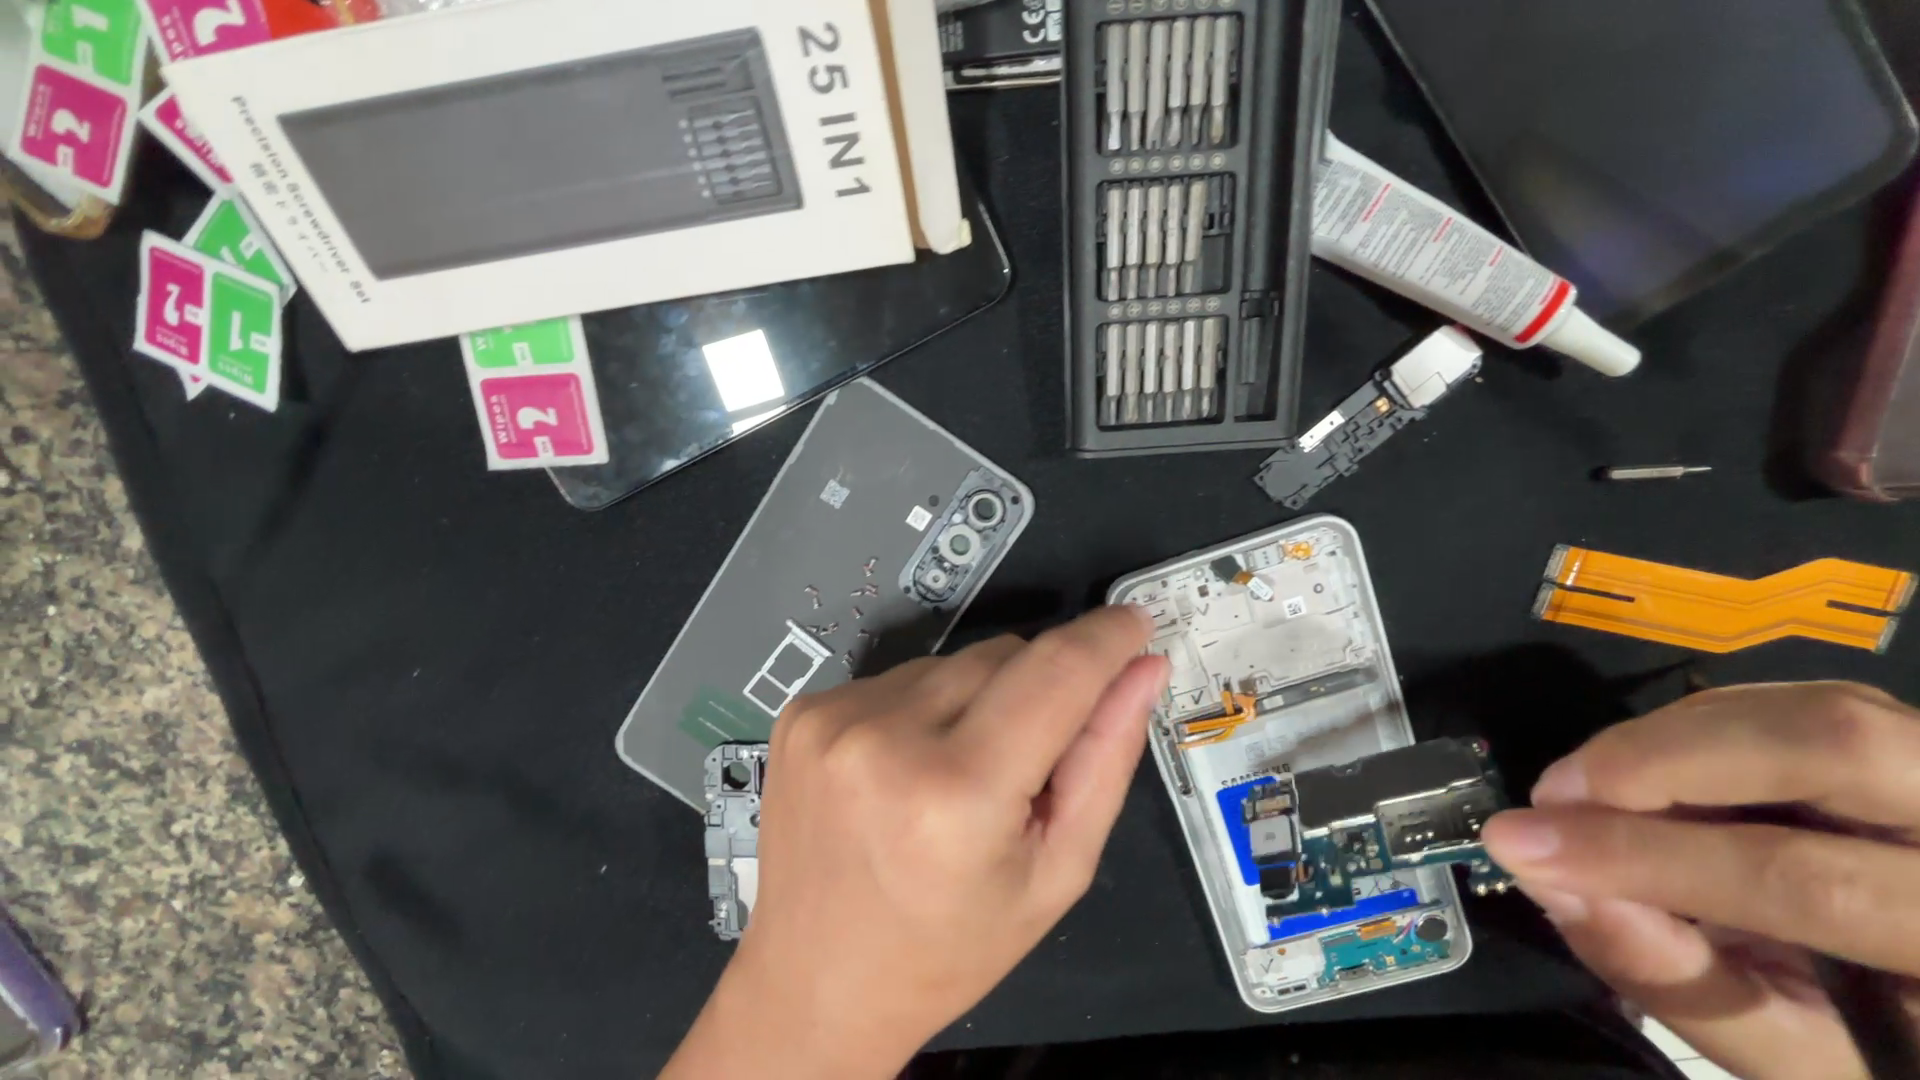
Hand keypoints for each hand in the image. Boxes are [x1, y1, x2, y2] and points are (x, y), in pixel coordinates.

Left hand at [662, 607, 1169, 1079]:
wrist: (817, 982)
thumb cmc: (951, 947)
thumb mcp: (1055, 871)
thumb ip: (1106, 759)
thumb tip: (1142, 668)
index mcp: (958, 793)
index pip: (1055, 673)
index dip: (1105, 639)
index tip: (1136, 623)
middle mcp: (885, 737)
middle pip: (1003, 655)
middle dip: (1038, 686)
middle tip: (1029, 758)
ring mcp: (833, 718)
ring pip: (951, 661)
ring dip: (977, 697)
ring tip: (959, 774)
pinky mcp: (802, 711)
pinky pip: (898, 677)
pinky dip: (922, 707)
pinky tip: (909, 767)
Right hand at [1482, 682, 1919, 1079]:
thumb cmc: (1879, 1052)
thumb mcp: (1793, 1055)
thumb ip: (1676, 980)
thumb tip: (1547, 881)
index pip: (1809, 884)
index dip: (1649, 855)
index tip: (1522, 843)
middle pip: (1829, 742)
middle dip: (1659, 757)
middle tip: (1555, 792)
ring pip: (1804, 707)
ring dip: (1663, 740)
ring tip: (1583, 789)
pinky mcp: (1910, 740)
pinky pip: (1788, 704)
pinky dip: (1688, 731)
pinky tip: (1644, 775)